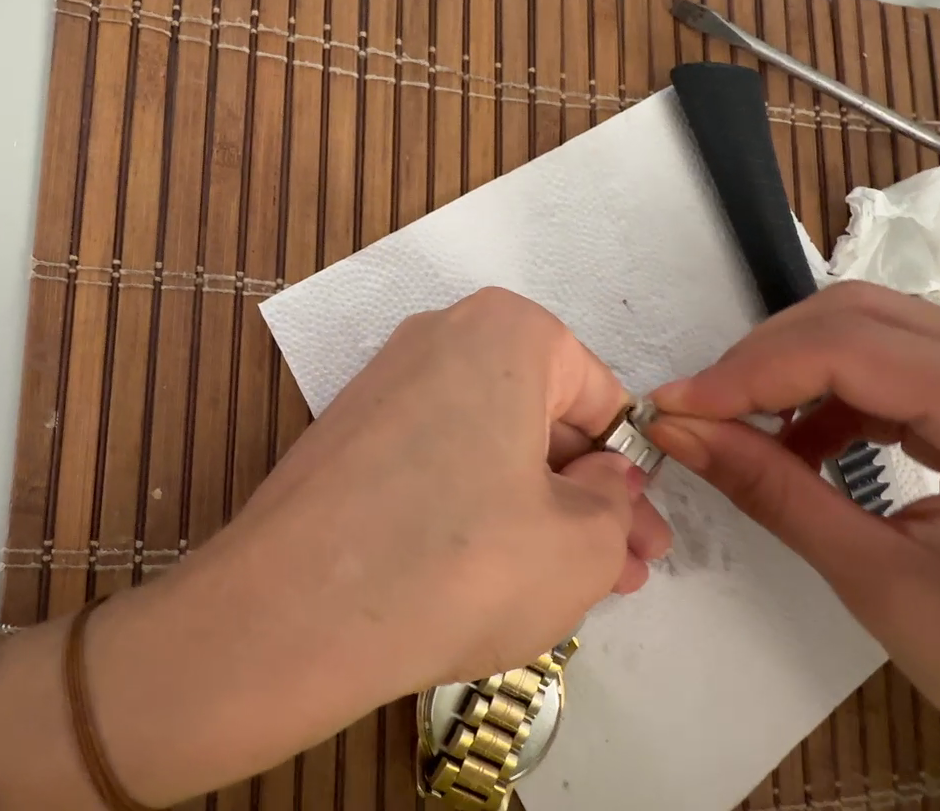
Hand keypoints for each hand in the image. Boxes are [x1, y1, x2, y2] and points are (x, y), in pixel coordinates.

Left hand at [86, 288, 669, 802]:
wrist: (297, 608)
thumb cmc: (462, 560)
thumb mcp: (581, 545)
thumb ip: (615, 503)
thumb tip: (606, 482)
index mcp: (504, 331)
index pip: (598, 397)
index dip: (627, 471)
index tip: (642, 532)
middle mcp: (438, 338)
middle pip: (538, 418)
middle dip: (586, 495)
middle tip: (621, 567)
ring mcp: (384, 385)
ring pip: (487, 444)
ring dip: (533, 507)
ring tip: (565, 583)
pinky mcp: (348, 435)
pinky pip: (434, 460)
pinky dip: (471, 503)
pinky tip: (493, 566)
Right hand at [645, 283, 939, 810]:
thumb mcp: (881, 585)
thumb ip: (772, 491)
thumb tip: (676, 430)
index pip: (858, 350)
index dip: (750, 371)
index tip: (671, 408)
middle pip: (867, 318)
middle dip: (765, 360)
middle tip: (699, 414)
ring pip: (880, 331)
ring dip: (796, 371)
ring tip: (741, 426)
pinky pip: (905, 366)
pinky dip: (836, 393)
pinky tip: (804, 440)